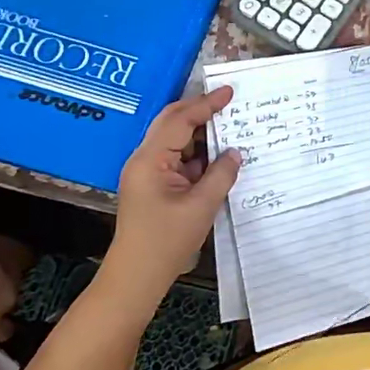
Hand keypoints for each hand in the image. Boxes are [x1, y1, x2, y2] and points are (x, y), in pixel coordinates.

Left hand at [107, 87, 242, 291]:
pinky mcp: (153, 185)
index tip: (229, 91)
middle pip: (172, 122)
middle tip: (228, 100)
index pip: (180, 120)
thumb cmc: (166, 242)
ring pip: (175, 140)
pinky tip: (217, 155)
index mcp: (151, 160)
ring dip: (200, 132)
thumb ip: (221, 174)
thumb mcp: (201, 206)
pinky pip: (177, 158)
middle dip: (200, 110)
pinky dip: (197, 153)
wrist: (136, 278)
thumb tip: (234, 152)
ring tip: (228, 124)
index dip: (206, 104)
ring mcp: (147, 172)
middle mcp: (144, 159)